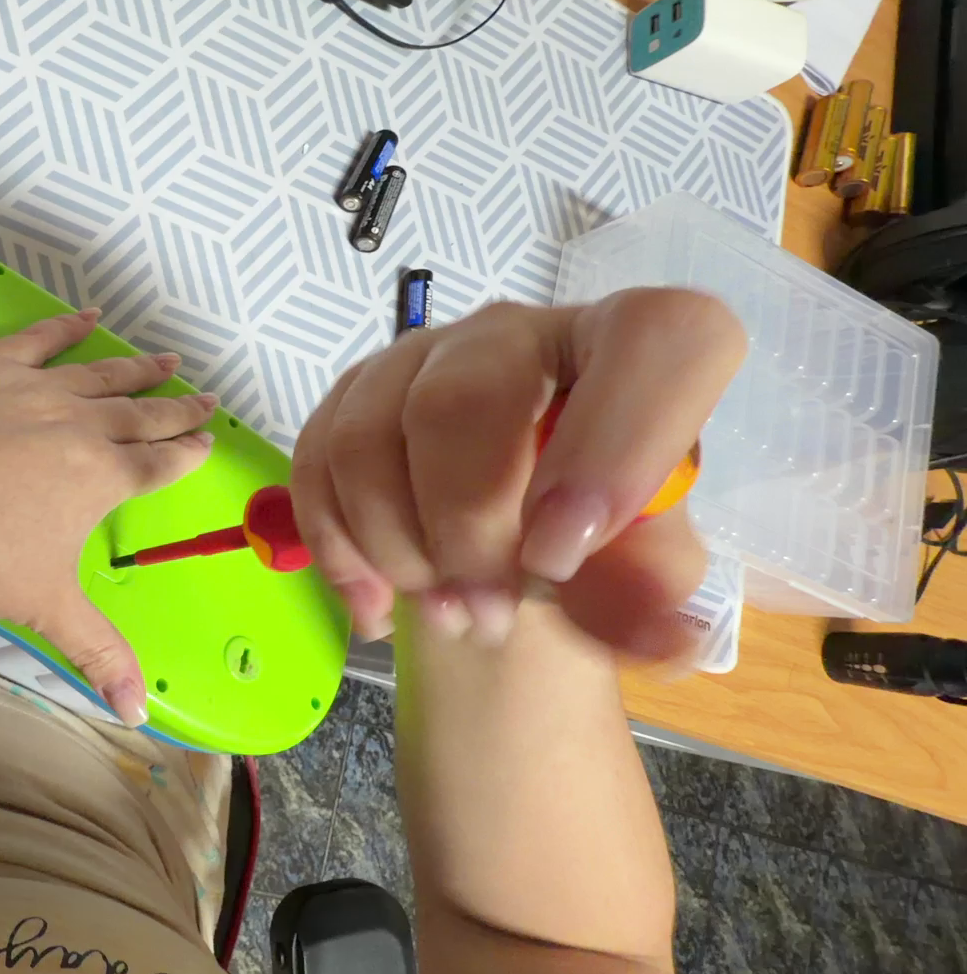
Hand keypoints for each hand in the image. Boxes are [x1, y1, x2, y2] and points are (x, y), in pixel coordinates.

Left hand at [0, 308, 216, 723]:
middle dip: (176, 409)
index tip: (207, 439)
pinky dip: (65, 327)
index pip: (158, 462)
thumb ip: (99, 654)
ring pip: (100, 373)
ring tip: (165, 359)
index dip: (186, 452)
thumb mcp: (44, 608)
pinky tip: (85, 316)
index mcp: (99, 476)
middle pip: (141, 413)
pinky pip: (38, 341)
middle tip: (203, 399)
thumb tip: (136, 715)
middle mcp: (78, 424)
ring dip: (137, 368)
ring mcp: (32, 391)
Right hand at [290, 288, 745, 657]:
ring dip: (392, 549)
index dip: (607, 450)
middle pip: (456, 404)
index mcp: (623, 344)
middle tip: (483, 615)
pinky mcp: (341, 399)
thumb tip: (661, 639)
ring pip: (362, 440)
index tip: (557, 557)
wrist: (494, 530)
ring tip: (438, 615)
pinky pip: (312, 467)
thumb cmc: (578, 531)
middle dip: (459, 530)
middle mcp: (505, 335)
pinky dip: (337, 551)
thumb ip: (645, 594)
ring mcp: (407, 360)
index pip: (651, 341)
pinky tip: (373, 602)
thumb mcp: (633, 567)